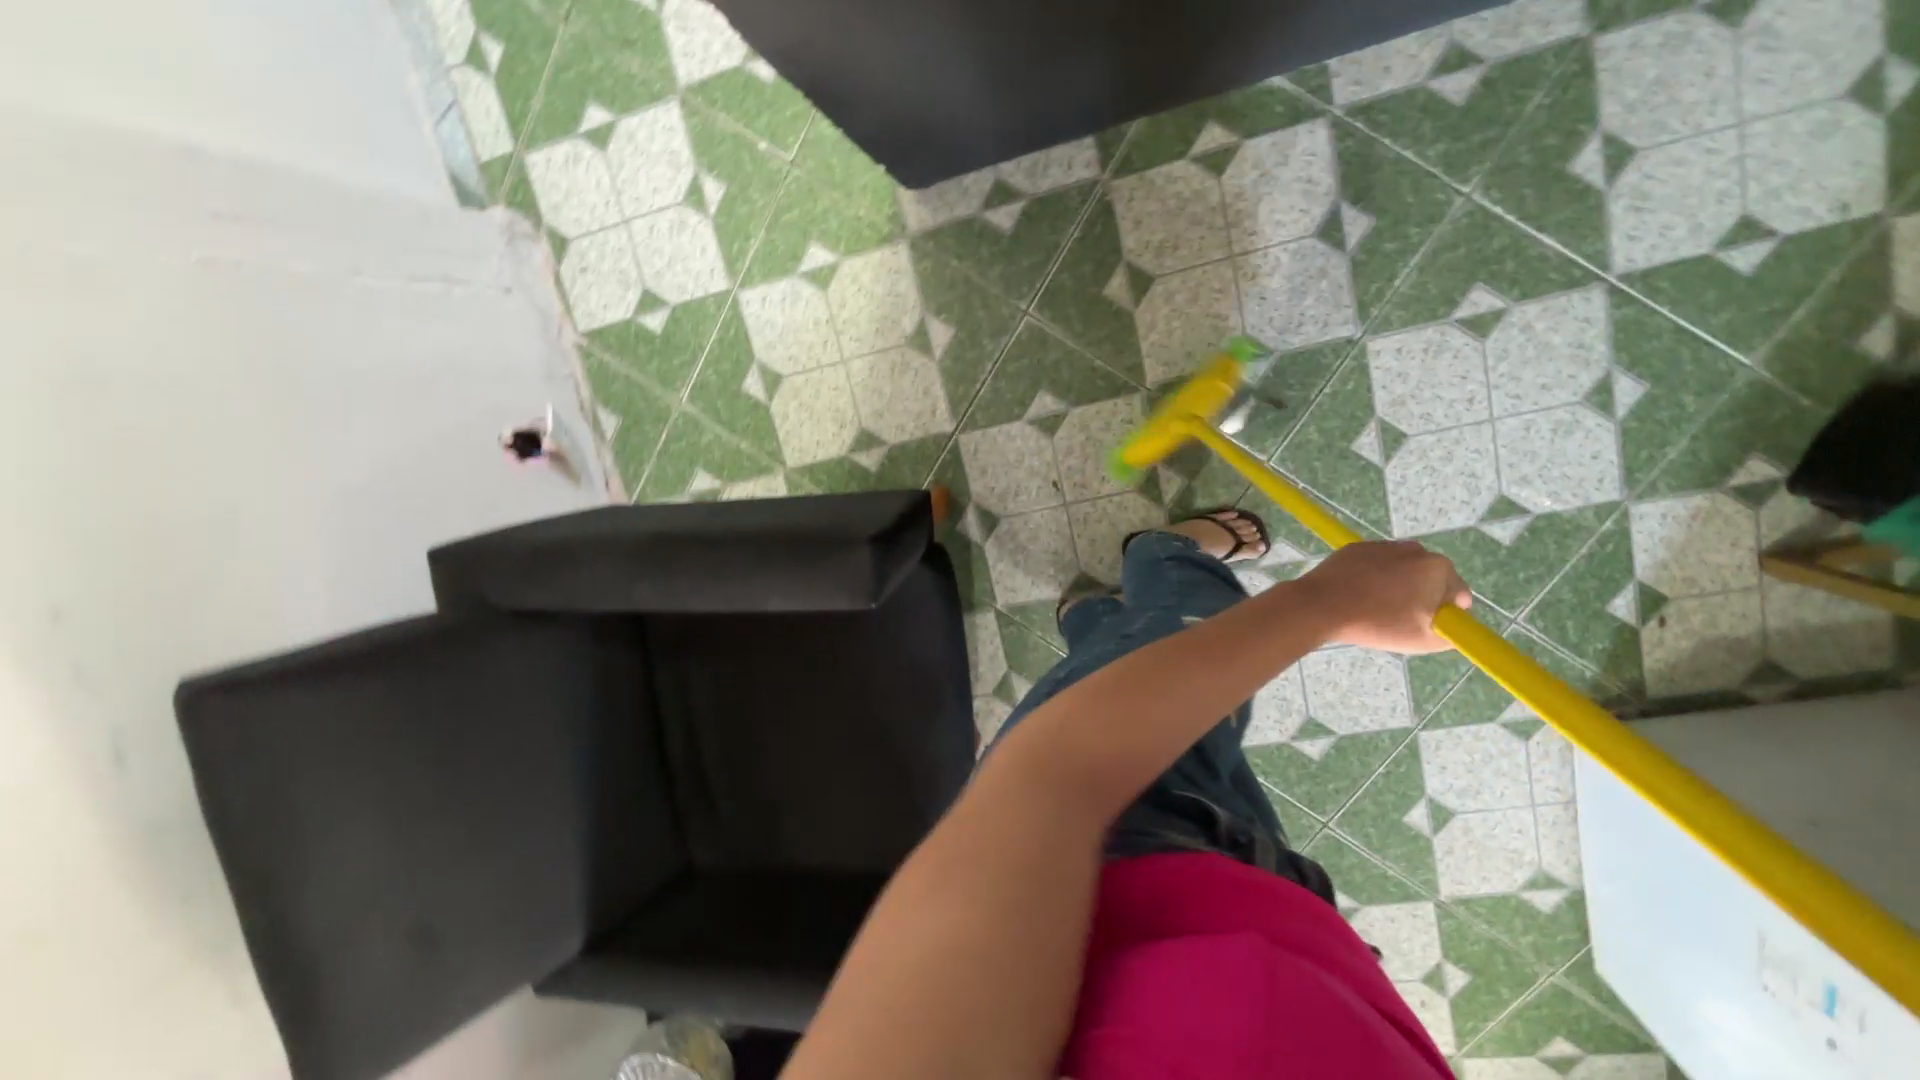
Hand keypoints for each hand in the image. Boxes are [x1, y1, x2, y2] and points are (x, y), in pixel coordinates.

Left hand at [1298, 540, 1470, 654]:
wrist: (1321, 605)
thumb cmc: (1378, 623)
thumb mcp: (1424, 640)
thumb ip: (1452, 634)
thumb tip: (1454, 626)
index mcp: (1438, 568)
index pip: (1458, 594)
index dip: (1446, 614)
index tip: (1426, 625)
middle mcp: (1415, 549)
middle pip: (1430, 579)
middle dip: (1422, 597)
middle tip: (1399, 618)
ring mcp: (1383, 544)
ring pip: (1402, 571)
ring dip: (1397, 586)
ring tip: (1375, 607)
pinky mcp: (1357, 547)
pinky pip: (1375, 565)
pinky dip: (1372, 577)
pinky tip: (1357, 594)